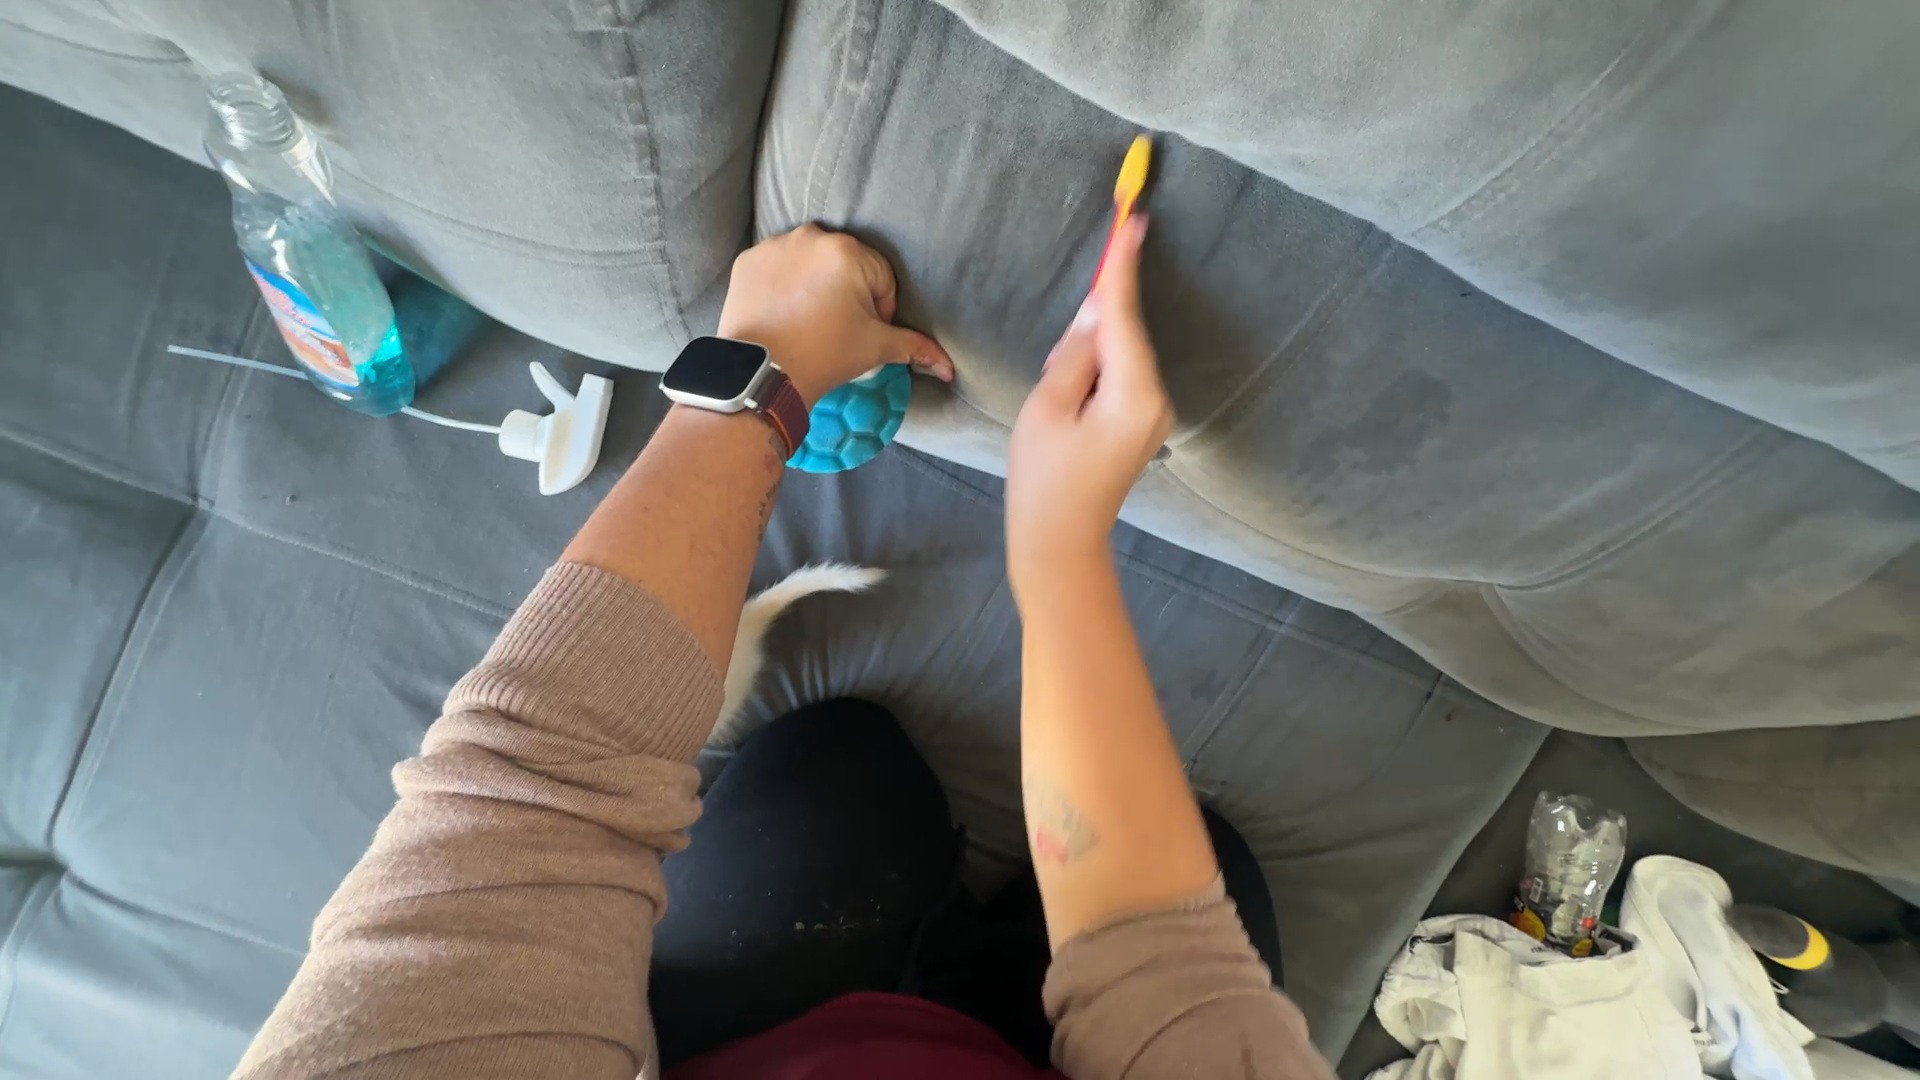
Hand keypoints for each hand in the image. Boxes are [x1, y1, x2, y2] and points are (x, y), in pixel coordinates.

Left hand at [715, 224, 953, 405]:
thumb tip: (948, 368)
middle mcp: (811, 237)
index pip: (881, 277)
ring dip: (816, 287)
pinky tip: (784, 315)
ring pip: (810, 264)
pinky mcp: (748, 261)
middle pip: (845, 265)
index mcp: (848, 252)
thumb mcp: (876, 349)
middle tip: (837, 330)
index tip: (863, 334)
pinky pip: (777, 268)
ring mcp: (775, 246)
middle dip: (847, 294)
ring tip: (809, 323)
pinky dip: (783, 287)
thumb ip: (915, 348)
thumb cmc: (826, 356)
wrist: (764, 374)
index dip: (879, 310)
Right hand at [1006, 215, 1172, 591]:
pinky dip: (1094, 379)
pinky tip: (1068, 409)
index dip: (1123, 269)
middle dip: (1088, 337)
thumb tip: (1096, 314)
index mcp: (1135, 392)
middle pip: (1123, 338)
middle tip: (1052, 381)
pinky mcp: (1142, 426)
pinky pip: (1119, 381)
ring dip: (1086, 361)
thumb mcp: (1048, 403)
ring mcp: (1154, 415)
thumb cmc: (1044, 476)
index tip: (1135, 220)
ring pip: (1119, 359)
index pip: (1125, 316)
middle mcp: (1158, 400)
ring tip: (1054, 407)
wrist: (1059, 539)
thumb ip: (1076, 351)